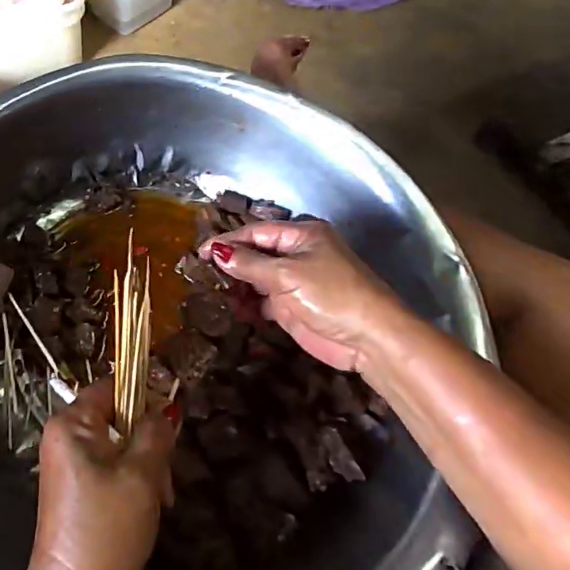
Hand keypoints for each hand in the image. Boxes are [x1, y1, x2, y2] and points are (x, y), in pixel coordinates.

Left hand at [10, 382, 176, 569]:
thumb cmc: (106, 530)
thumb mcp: (142, 474)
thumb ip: (157, 431)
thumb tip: (168, 405)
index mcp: (71, 424)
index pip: (114, 384)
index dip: (146, 392)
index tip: (174, 411)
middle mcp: (64, 437)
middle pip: (119, 415)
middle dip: (150, 439)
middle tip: (167, 469)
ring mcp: (69, 464)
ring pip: (120, 443)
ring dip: (147, 463)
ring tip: (162, 495)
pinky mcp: (78, 489)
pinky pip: (112, 466)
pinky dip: (135, 479)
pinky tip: (150, 504)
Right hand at [203, 220, 410, 371]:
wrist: (369, 337)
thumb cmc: (332, 295)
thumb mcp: (288, 275)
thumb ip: (250, 264)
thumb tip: (218, 251)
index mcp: (302, 234)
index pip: (257, 232)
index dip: (228, 241)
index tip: (200, 252)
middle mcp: (298, 253)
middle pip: (256, 253)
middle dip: (231, 263)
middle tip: (201, 275)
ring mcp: (296, 280)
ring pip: (258, 278)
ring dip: (238, 285)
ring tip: (211, 293)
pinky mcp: (294, 306)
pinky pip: (264, 300)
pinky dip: (248, 304)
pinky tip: (231, 309)